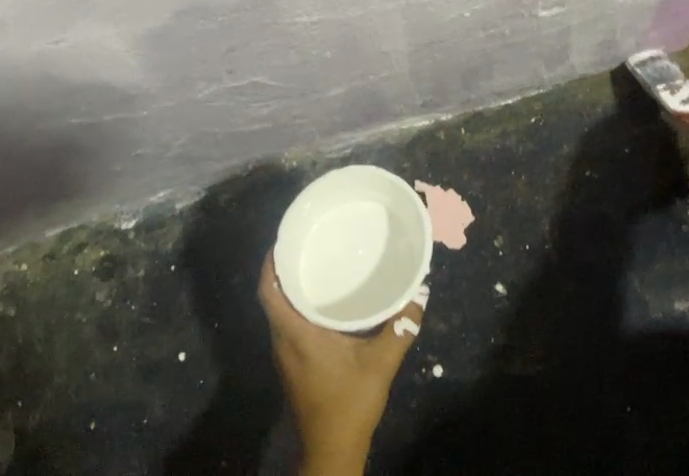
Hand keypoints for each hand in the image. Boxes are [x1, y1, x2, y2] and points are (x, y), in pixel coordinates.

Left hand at [259, 254, 426, 473]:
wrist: (333, 449)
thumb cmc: (350, 402)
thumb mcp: (381, 362)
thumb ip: (401, 328)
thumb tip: (420, 293)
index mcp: (295, 334)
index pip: (268, 291)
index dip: (270, 263)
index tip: (284, 240)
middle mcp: (283, 341)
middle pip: (272, 298)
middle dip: (283, 270)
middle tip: (307, 246)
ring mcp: (285, 357)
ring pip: (279, 313)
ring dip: (290, 290)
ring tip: (315, 267)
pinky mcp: (293, 367)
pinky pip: (287, 326)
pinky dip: (297, 309)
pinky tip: (322, 304)